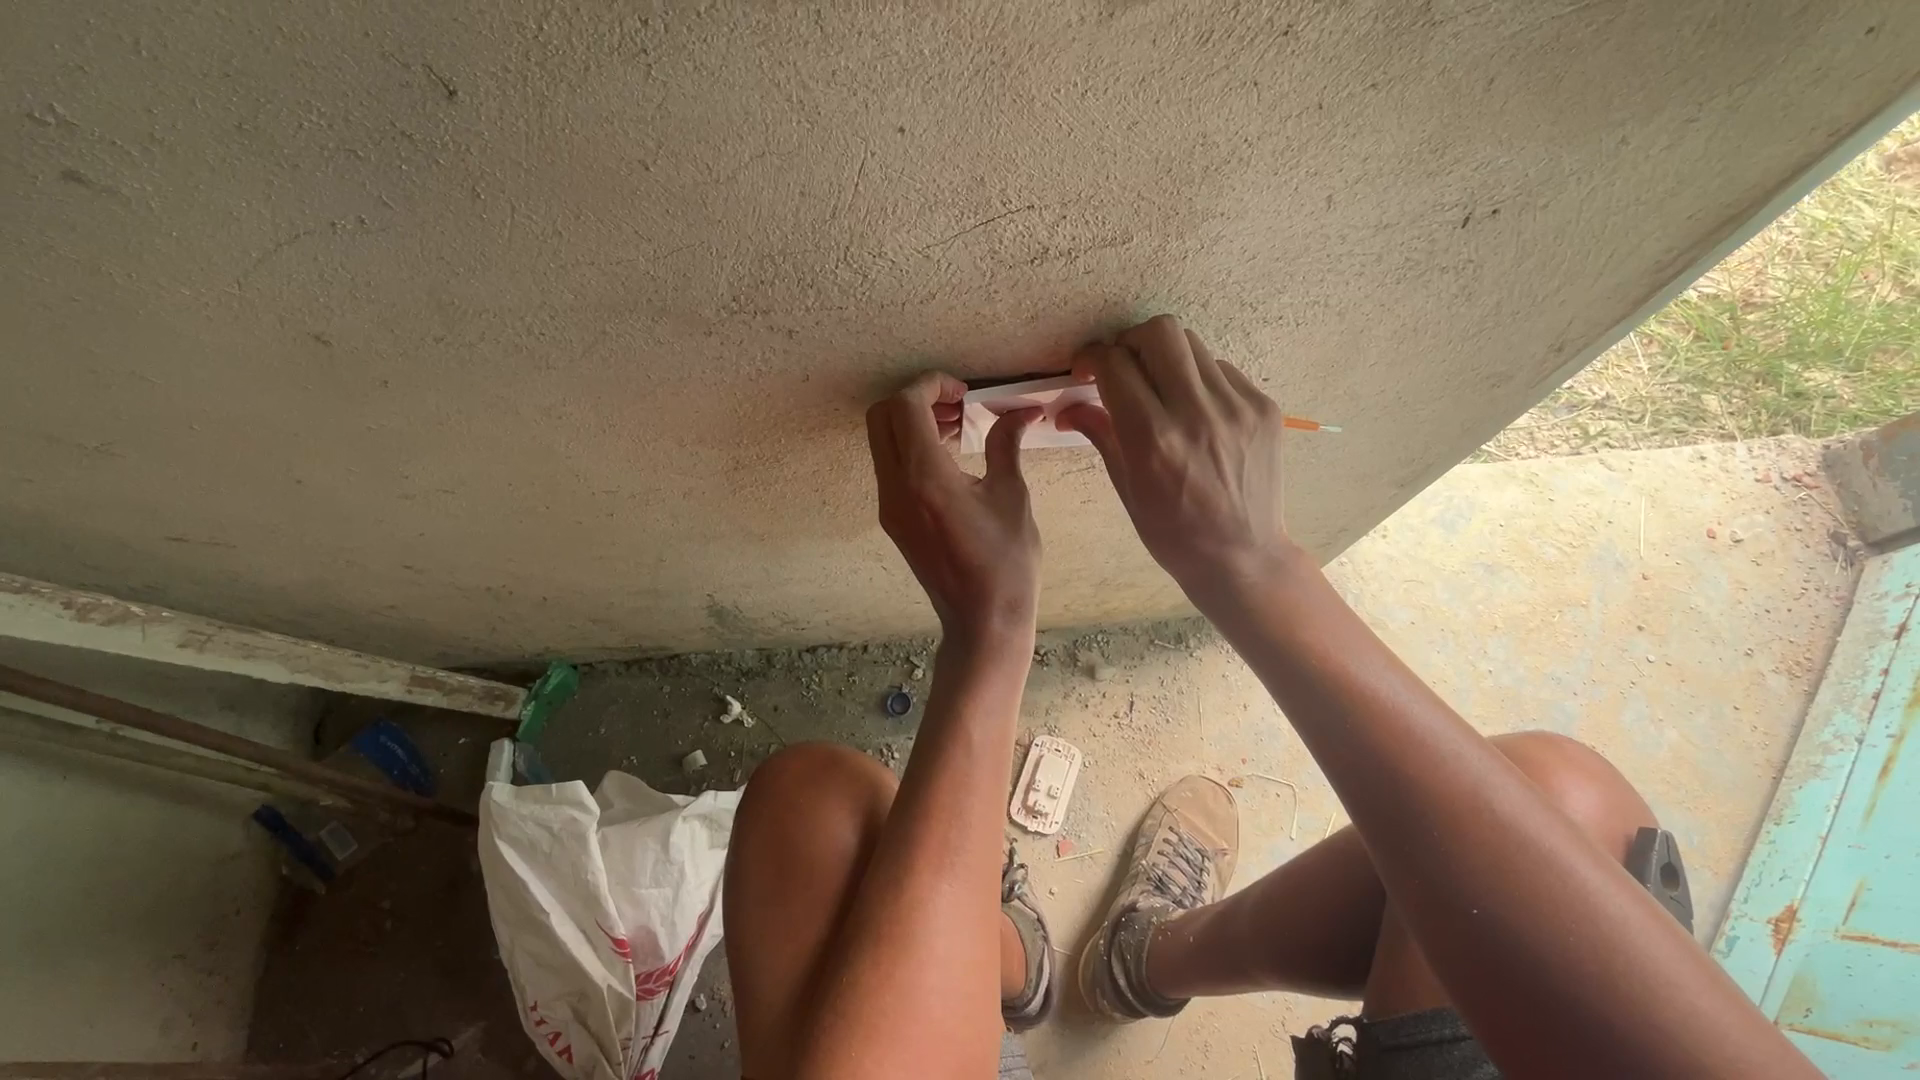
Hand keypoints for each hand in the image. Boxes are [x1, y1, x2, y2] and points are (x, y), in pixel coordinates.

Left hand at [866, 372, 1041, 644]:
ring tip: (958, 428)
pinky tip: (950, 458)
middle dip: (915, 399)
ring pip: (881, 441)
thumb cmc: (1005, 563)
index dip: (931, 385)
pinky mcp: (893, 520)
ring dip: (912, 423)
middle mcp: (896, 488)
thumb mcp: (1012, 496)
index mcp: (926, 478)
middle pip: (881, 417)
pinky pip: (890, 467)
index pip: (905, 406)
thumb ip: (1006, 444)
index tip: (962, 391)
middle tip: (956, 405)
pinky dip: (911, 448)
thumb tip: (1019, 411)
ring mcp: (889, 506)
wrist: (982, 620)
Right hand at [1058, 315, 1295, 601]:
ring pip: (1192, 345)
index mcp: (1153, 440)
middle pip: (1159, 332)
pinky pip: (1221, 371)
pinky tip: (1195, 412)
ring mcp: (1236, 408)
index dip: (1092, 358)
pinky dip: (1199, 381)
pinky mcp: (1263, 407)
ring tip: (1160, 390)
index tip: (1086, 369)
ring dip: (1165, 358)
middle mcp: (1196, 415)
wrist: (1241, 556)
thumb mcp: (1127, 488)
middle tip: (1123, 367)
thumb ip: (1101, 434)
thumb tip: (1068, 407)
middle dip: (1130, 342)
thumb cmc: (1173, 533)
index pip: (1115, 365)